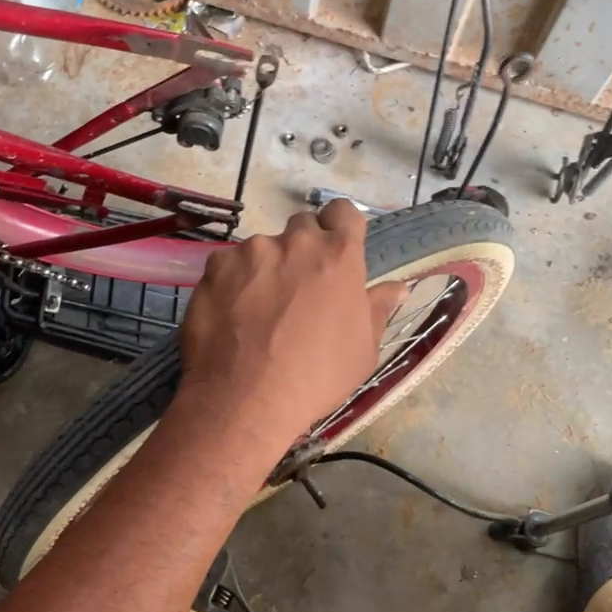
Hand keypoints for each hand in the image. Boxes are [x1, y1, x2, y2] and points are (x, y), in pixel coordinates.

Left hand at [177, 201, 406, 449]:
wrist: (246, 398)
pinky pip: (227, 267)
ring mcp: (251, 252)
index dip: (339, 228)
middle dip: (301, 251)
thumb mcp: (362, 351)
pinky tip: (231, 317)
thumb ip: (377, 310)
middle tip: (296, 291)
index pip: (344, 212)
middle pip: (301, 228)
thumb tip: (397, 288)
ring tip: (258, 312)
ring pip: (261, 250)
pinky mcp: (215, 267)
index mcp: (338, 256)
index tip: (333, 252)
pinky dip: (231, 284)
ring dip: (264, 269)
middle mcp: (295, 242)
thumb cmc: (316, 378)